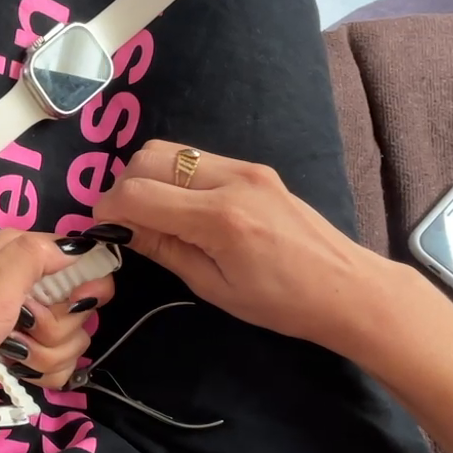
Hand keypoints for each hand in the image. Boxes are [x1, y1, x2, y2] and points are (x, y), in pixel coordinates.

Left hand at [0, 230, 114, 407]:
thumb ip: (39, 256)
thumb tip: (85, 247)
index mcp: (23, 253)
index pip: (86, 261)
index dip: (86, 286)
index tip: (68, 303)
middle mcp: (30, 282)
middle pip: (82, 308)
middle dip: (57, 328)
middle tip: (20, 327)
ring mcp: (29, 321)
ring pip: (74, 341)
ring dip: (44, 355)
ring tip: (8, 352)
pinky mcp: (26, 355)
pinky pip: (60, 366)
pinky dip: (40, 374)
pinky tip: (14, 370)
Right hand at [92, 141, 401, 357]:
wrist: (348, 288)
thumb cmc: (280, 303)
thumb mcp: (212, 286)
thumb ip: (163, 249)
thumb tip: (121, 228)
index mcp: (219, 219)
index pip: (138, 193)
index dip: (108, 209)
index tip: (104, 228)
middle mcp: (230, 181)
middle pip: (148, 158)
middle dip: (123, 186)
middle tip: (126, 220)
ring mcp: (245, 168)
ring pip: (168, 150)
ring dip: (146, 176)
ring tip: (151, 212)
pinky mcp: (254, 168)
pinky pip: (194, 158)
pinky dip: (172, 175)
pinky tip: (180, 206)